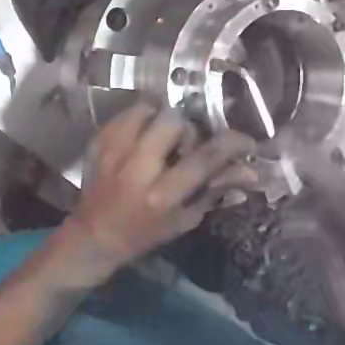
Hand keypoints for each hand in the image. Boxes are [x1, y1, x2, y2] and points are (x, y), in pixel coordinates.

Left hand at [47, 104, 254, 287]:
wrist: (95, 235)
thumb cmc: (145, 232)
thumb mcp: (185, 219)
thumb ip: (214, 190)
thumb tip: (250, 170)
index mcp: (162, 195)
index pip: (205, 157)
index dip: (232, 143)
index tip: (244, 142)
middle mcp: (137, 168)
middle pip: (174, 121)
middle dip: (187, 128)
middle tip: (186, 143)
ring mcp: (113, 151)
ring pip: (146, 109)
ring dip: (160, 118)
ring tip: (161, 135)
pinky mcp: (98, 142)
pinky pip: (125, 114)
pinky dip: (138, 120)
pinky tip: (141, 135)